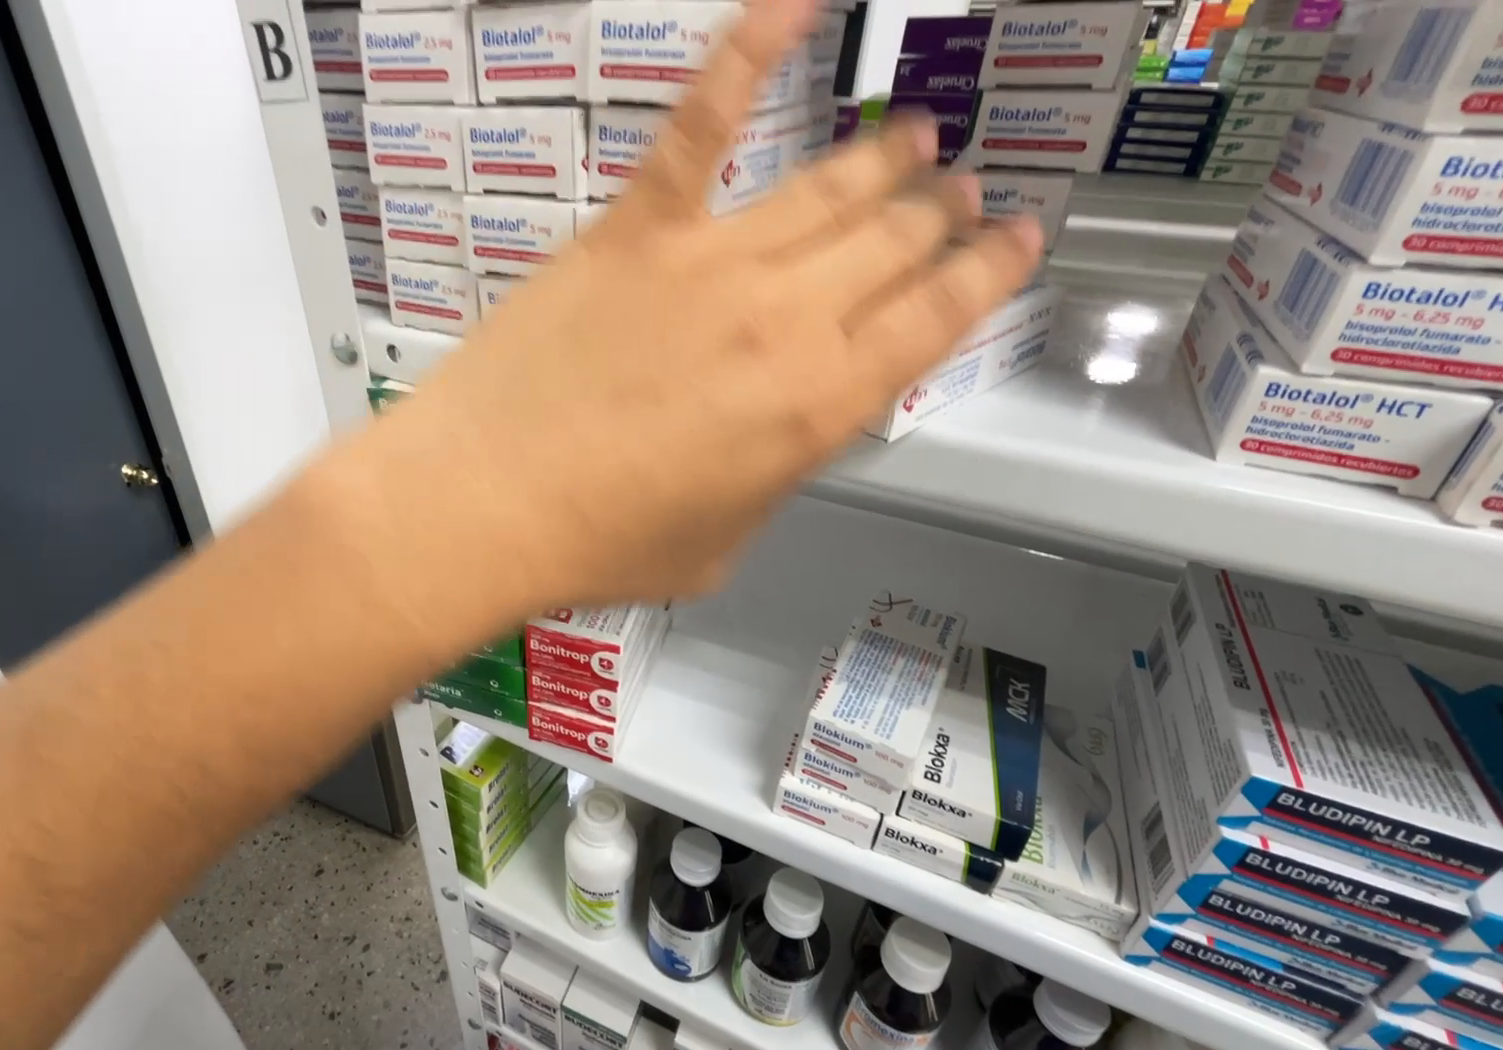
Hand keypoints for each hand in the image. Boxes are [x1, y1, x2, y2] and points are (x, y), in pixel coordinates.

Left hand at [364, 0, 1042, 612]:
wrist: (486, 502)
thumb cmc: (602, 543)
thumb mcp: (722, 544)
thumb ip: (771, 474)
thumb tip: (784, 430)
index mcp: (818, 406)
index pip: (937, 319)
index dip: (988, 275)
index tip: (1016, 241)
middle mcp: (785, 319)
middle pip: (893, 243)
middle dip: (940, 216)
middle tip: (958, 194)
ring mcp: (710, 261)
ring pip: (828, 187)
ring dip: (884, 158)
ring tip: (919, 137)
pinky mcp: (635, 229)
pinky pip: (705, 119)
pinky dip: (750, 49)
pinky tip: (793, 0)